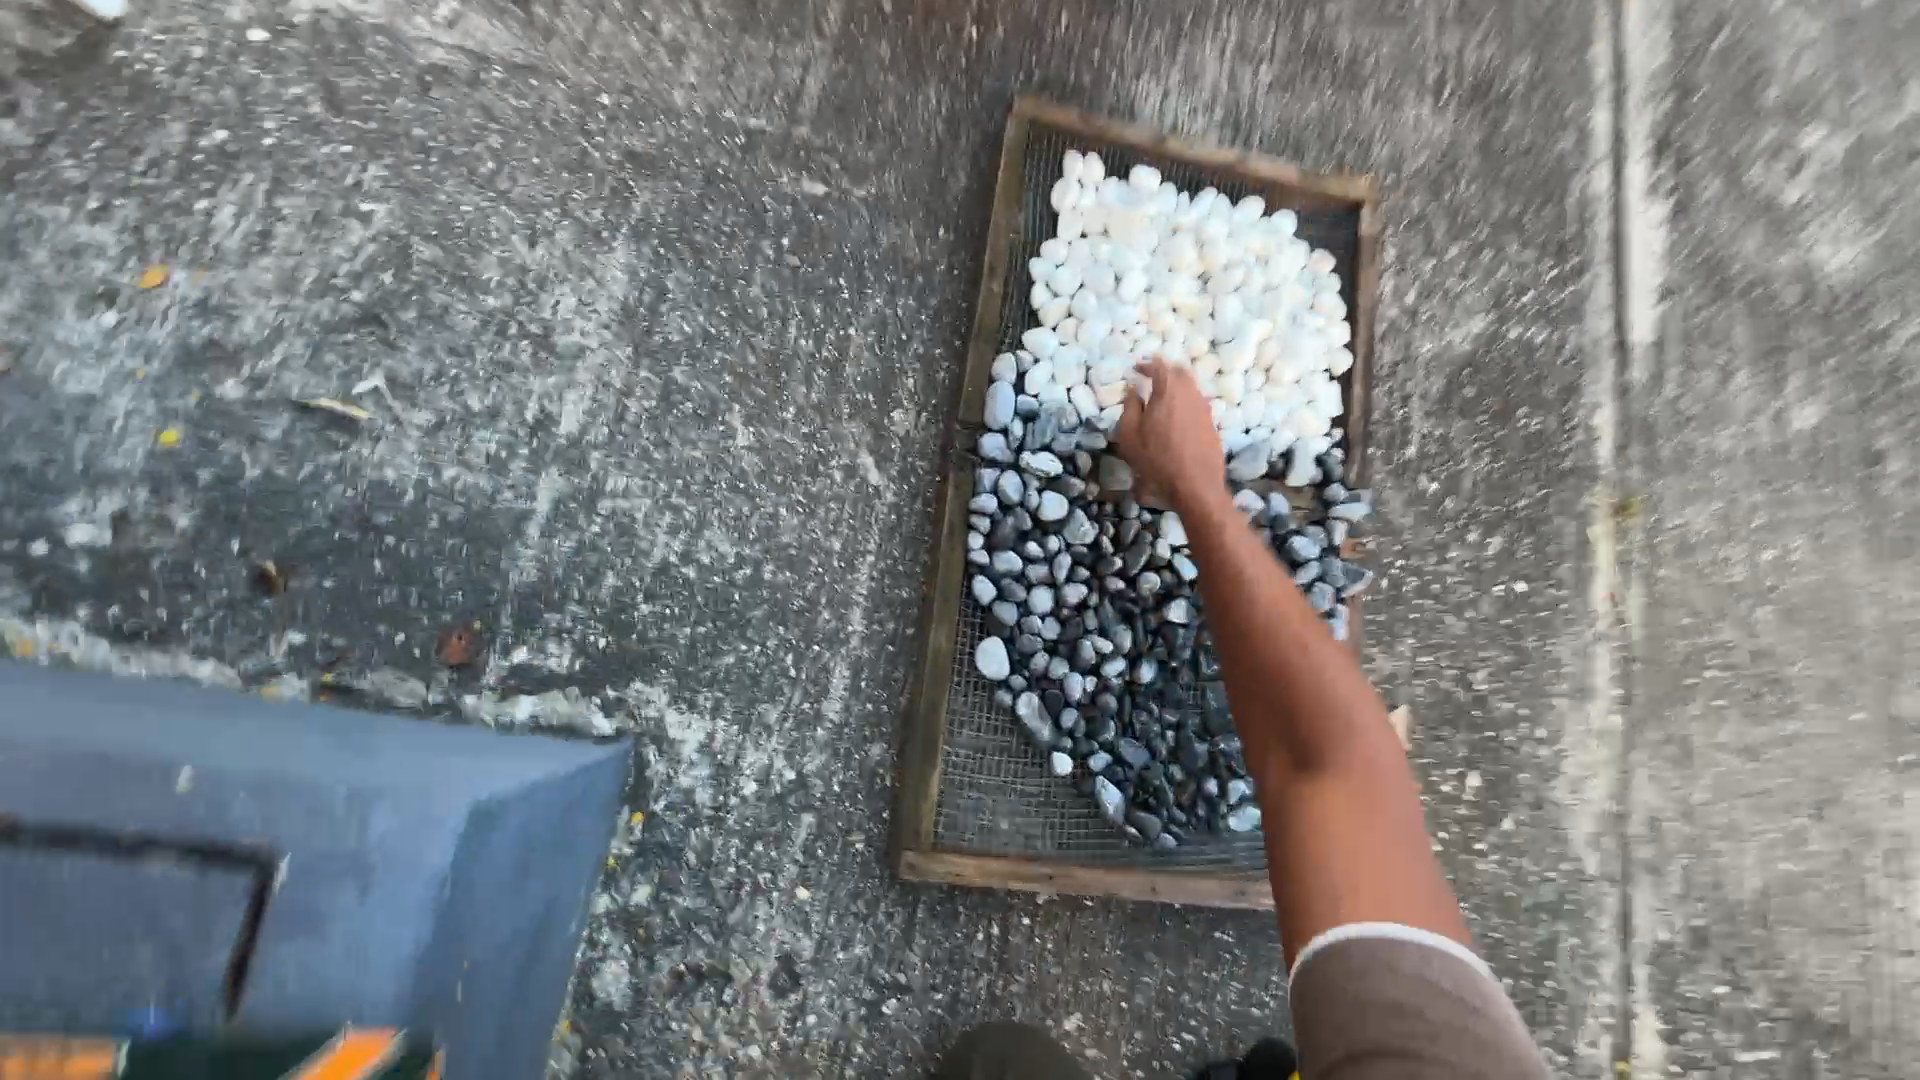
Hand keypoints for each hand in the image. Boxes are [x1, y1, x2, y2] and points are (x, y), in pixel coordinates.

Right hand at [1113, 358, 1223, 513]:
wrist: (1195, 484)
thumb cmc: (1156, 459)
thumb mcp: (1129, 435)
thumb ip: (1130, 407)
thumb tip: (1133, 389)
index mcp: (1169, 390)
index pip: (1160, 365)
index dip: (1147, 364)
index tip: (1136, 369)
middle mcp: (1190, 392)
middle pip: (1179, 372)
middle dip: (1164, 371)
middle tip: (1150, 379)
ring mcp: (1204, 407)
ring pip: (1190, 387)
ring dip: (1176, 387)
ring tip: (1161, 399)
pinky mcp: (1211, 423)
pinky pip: (1196, 403)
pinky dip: (1184, 402)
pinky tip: (1175, 417)